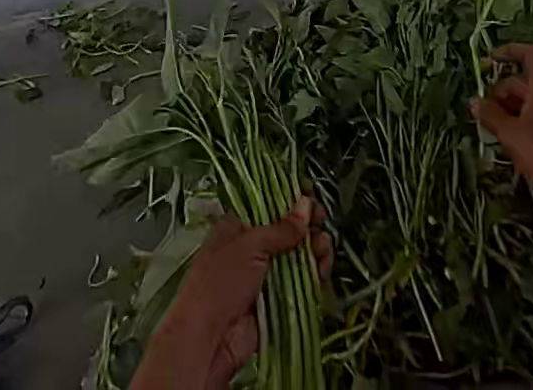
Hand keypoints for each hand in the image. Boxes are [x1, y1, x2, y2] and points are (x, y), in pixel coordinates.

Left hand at [133, 197, 331, 389]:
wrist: (208, 341)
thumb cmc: (220, 281)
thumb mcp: (250, 245)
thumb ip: (282, 228)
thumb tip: (306, 205)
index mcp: (239, 226)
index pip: (268, 203)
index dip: (290, 196)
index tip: (309, 190)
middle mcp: (253, 247)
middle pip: (287, 228)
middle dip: (307, 222)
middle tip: (321, 218)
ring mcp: (266, 274)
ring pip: (298, 254)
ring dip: (315, 247)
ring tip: (323, 245)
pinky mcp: (278, 300)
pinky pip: (302, 281)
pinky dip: (316, 273)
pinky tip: (324, 267)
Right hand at [472, 44, 532, 211]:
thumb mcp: (511, 134)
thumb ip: (490, 114)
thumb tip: (474, 101)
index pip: (531, 54)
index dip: (509, 50)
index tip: (489, 61)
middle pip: (524, 80)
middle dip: (500, 90)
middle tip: (482, 110)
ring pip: (529, 100)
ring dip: (507, 108)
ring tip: (491, 128)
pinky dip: (519, 121)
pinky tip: (508, 141)